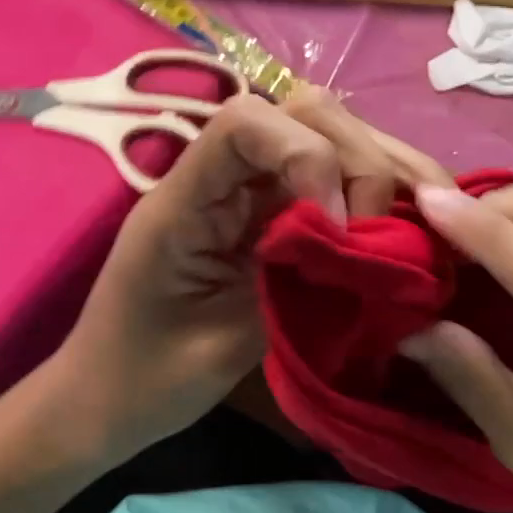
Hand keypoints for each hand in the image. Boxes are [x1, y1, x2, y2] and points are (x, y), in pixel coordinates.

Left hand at [54, 86, 452, 460]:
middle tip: (375, 238)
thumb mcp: (220, 349)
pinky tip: (406, 224)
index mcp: (183, 198)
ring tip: (407, 227)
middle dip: (359, 164)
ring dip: (382, 170)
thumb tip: (375, 260)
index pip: (247, 123)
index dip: (305, 156)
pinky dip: (383, 189)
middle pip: (309, 111)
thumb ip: (296, 291)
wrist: (105, 401)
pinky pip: (342, 169)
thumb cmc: (143, 383)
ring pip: (336, 131)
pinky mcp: (283, 200)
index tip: (332, 228)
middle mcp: (224, 172)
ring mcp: (257, 182)